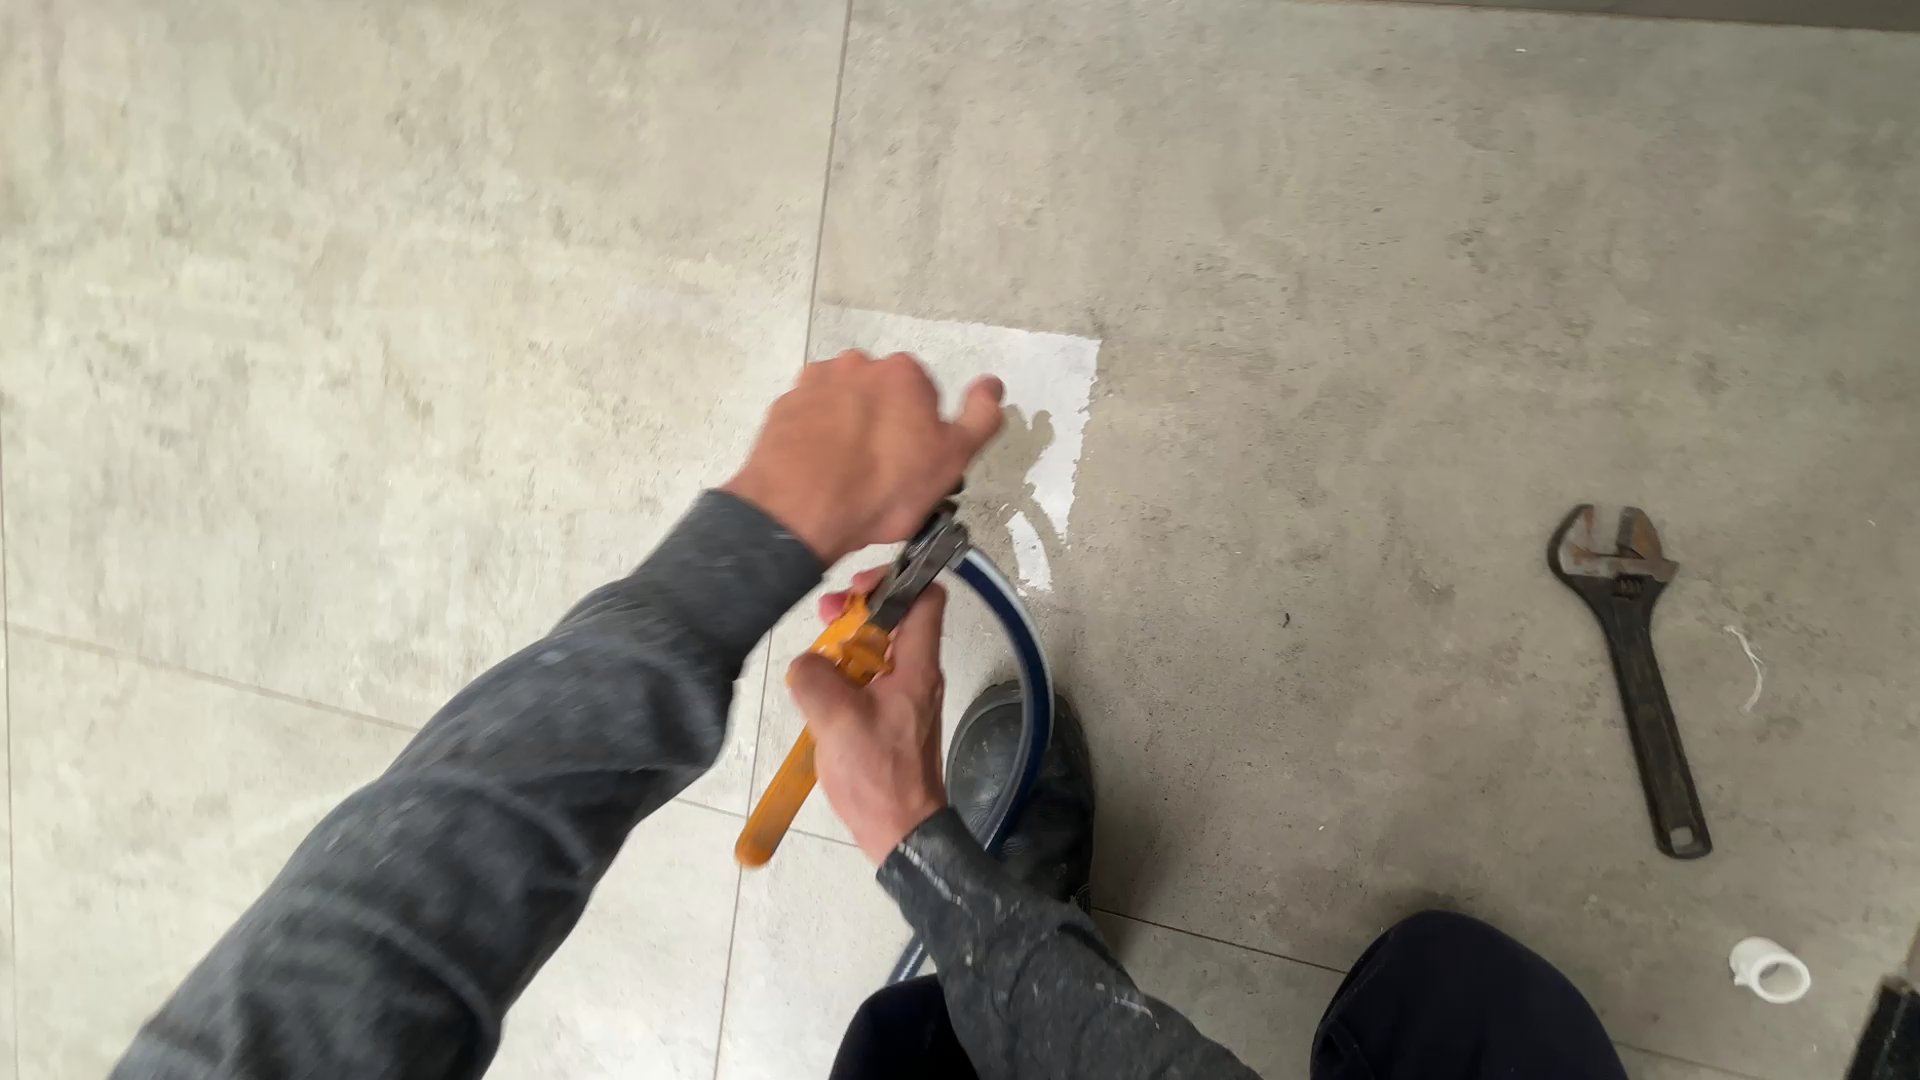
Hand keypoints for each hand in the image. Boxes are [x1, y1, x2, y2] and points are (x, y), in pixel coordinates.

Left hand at [723, 350, 1003, 563]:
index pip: (925, 398)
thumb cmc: (883, 490)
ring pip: (846, 404)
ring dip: (851, 428)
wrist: (800, 513)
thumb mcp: (952, 460)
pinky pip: (812, 417)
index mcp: (904, 373)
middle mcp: (858, 364)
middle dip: (886, 426)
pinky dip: (819, 436)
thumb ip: (981, 417)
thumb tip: (992, 384)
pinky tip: (821, 469)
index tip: (914, 465)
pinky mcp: (784, 405)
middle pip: (883, 397)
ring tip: (848, 475)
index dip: (924, 434)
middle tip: (883, 474)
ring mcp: (816, 382)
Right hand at [788, 566, 947, 863]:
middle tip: (825, 616)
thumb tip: (806, 662)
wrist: (900, 829)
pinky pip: (870, 678)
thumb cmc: (876, 773)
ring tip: (816, 655)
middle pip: (897, 619)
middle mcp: (917, 674)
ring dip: (847, 643)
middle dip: (859, 610)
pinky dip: (846, 673)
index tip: (857, 589)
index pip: (926, 599)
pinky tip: (820, 689)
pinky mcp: (891, 716)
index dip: (895, 581)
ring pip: (880, 649)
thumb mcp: (837, 720)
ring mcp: (905, 696)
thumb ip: (815, 677)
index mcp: (917, 666)